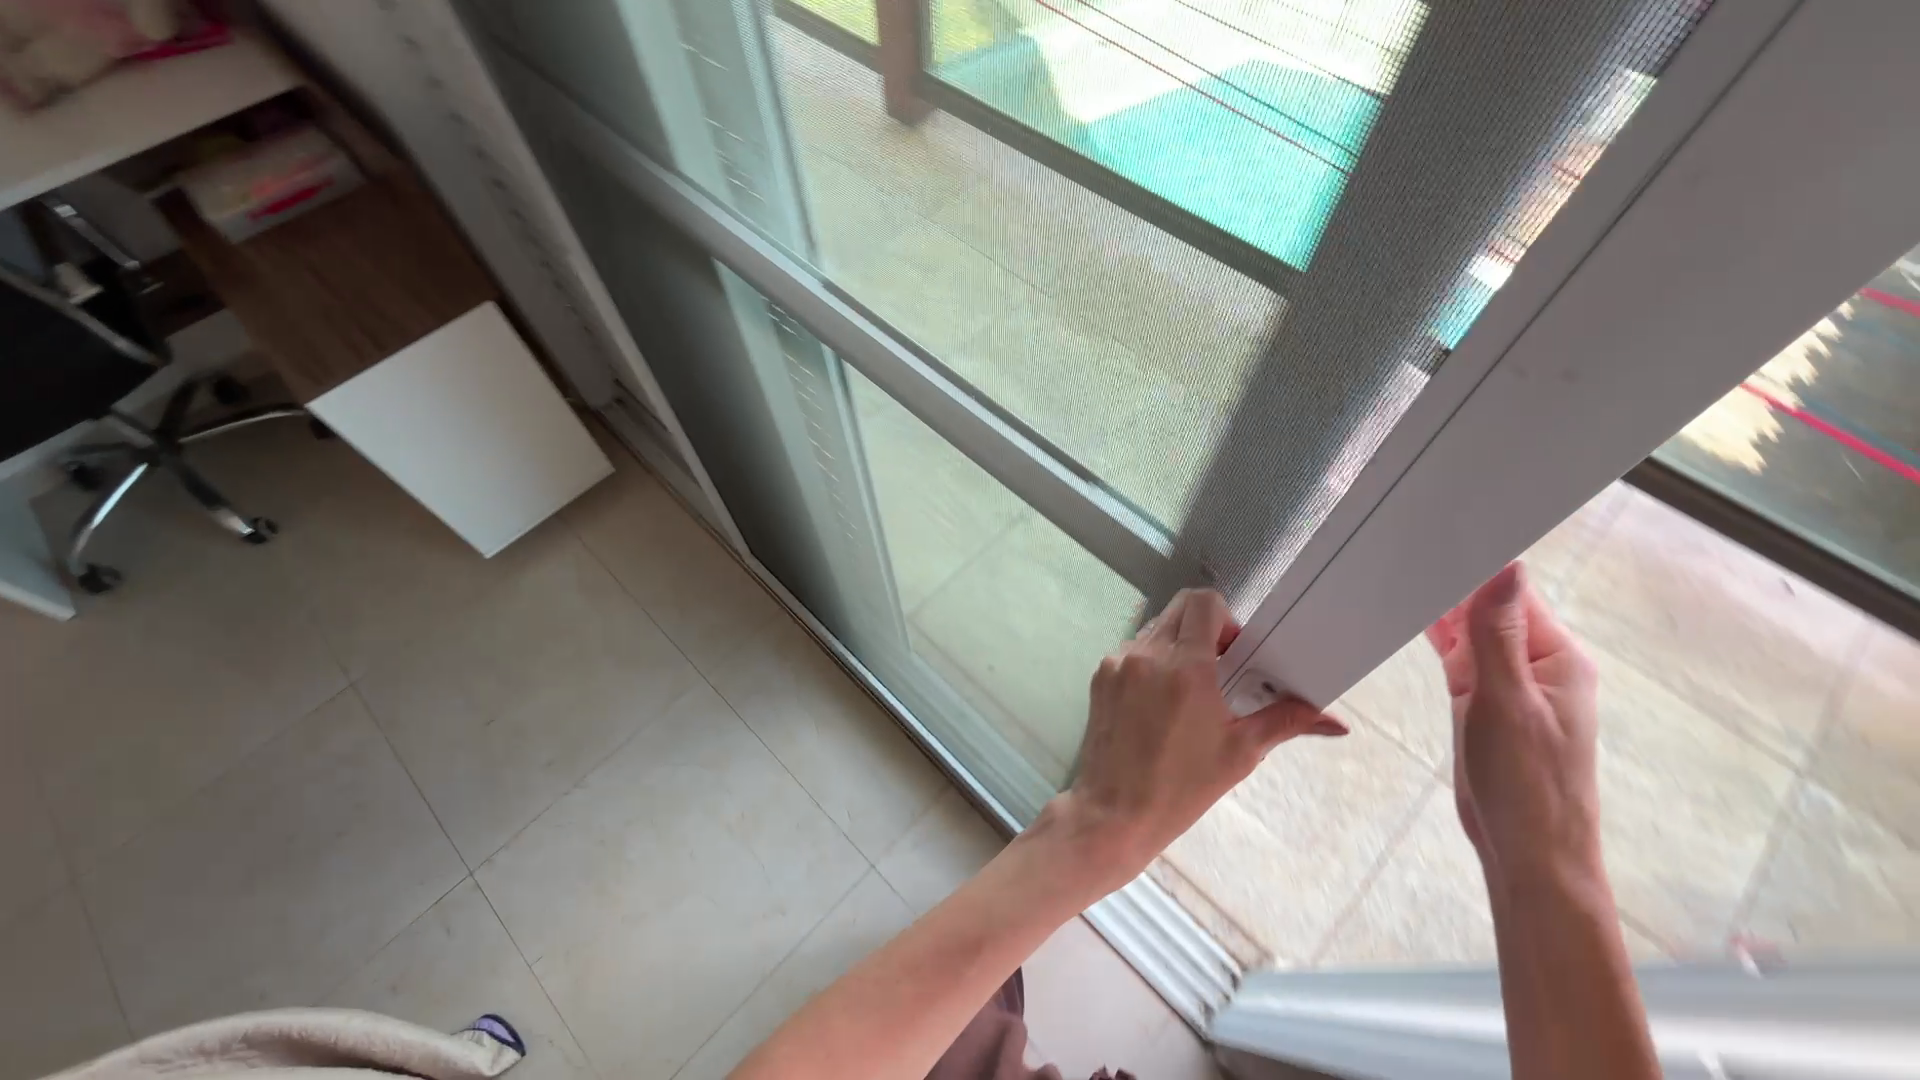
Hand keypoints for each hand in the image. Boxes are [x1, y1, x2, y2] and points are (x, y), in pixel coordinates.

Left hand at [1040, 588, 1348, 894]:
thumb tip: (1335, 722)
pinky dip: (1150, 664)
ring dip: (1177, 645)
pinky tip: (1159, 703)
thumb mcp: (1240, 752)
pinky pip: (1131, 652)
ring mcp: (1117, 664)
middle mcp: (1146, 655)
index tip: (1235, 652)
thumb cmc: (1180, 787)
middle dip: (1205, 627)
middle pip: (1179, 608)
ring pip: (1154, 629)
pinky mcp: (1100, 678)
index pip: (1204, 603)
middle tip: (1220, 667)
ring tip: (1189, 690)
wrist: (1114, 813)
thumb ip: (1285, 722)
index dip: (1226, 618)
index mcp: (1185, 667)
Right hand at [1425, 562, 1602, 881]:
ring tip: (1399, 567)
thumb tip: (1507, 569)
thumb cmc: (1527, 783)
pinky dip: (1436, 637)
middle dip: (1454, 579)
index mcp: (1557, 657)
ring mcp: (1507, 681)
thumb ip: (1498, 636)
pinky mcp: (1481, 700)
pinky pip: (1458, 655)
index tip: (1437, 533)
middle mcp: (1535, 662)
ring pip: (1470, 629)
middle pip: (1490, 606)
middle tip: (1404, 544)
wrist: (1527, 851)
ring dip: (1442, 606)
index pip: (1515, 592)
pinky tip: (1411, 614)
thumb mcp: (1506, 704)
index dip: (1479, 563)